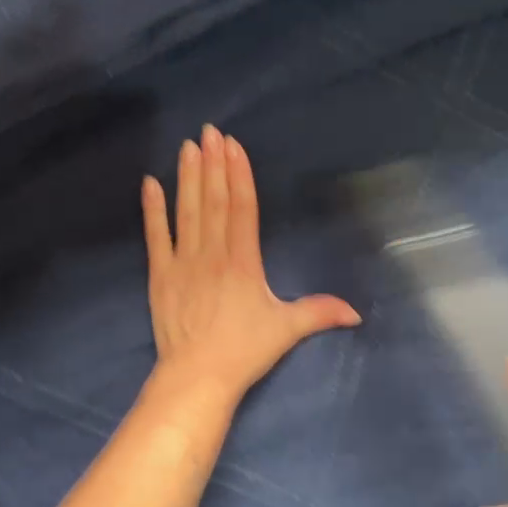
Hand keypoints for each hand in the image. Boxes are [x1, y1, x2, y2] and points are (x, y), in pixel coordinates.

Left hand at [141, 126, 360, 403]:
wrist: (198, 375)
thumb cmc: (244, 351)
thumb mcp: (286, 329)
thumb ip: (319, 312)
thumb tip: (355, 313)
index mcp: (243, 261)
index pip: (242, 208)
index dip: (239, 174)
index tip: (234, 145)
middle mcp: (213, 253)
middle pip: (214, 200)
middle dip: (213, 163)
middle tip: (209, 131)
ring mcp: (183, 261)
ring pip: (187, 210)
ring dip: (188, 177)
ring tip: (188, 146)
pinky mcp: (160, 274)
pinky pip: (155, 235)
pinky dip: (152, 209)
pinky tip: (151, 182)